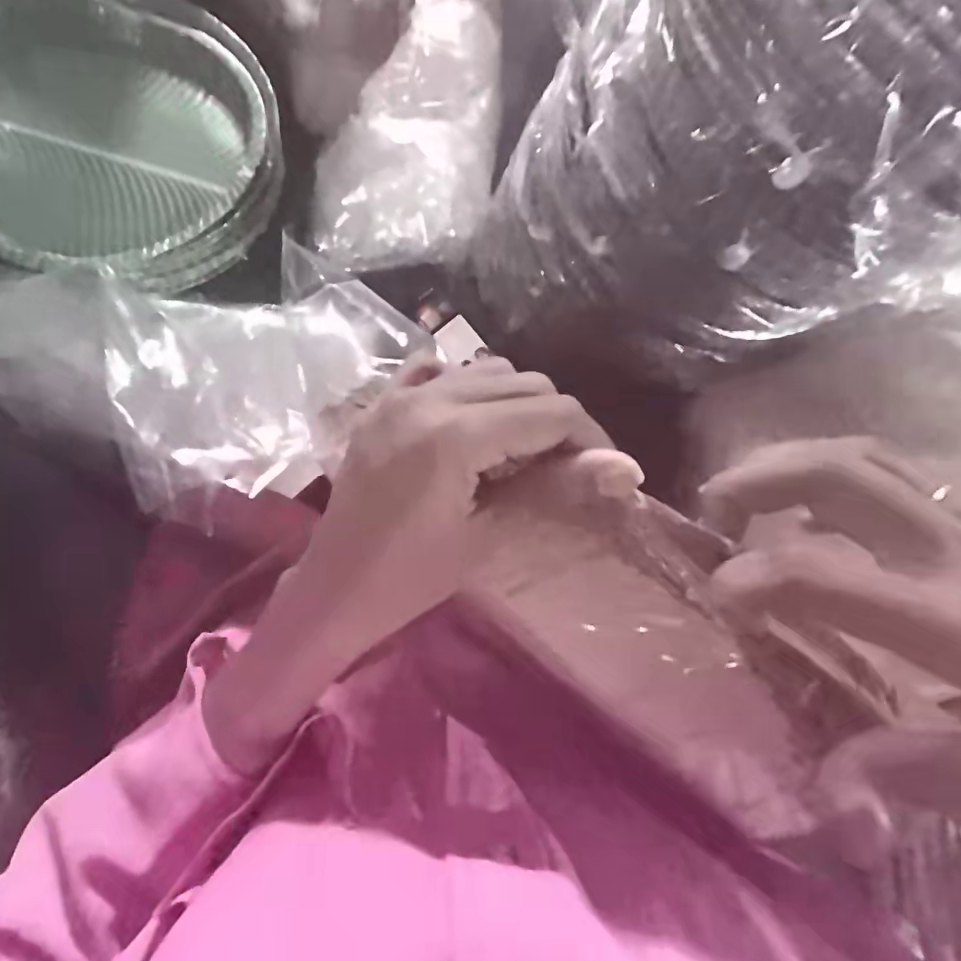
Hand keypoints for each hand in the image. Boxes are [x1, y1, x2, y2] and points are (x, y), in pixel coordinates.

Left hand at [205, 353, 616, 772]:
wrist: (333, 591)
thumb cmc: (410, 579)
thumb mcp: (490, 535)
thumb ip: (556, 490)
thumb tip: (628, 470)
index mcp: (456, 434)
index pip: (552, 412)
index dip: (592, 439)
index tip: (606, 473)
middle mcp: (429, 397)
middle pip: (526, 383)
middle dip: (558, 422)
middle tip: (564, 469)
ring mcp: (399, 394)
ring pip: (487, 370)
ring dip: (517, 403)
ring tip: (518, 452)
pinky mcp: (382, 402)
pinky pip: (438, 370)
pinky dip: (468, 387)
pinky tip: (472, 422)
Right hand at [702, 438, 960, 893]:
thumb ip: (935, 775)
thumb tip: (832, 794)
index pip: (831, 575)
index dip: (757, 577)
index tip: (716, 594)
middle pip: (850, 472)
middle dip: (765, 474)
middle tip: (713, 505)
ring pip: (882, 465)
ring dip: (801, 468)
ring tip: (753, 501)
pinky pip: (915, 488)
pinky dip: (849, 488)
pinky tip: (840, 529)